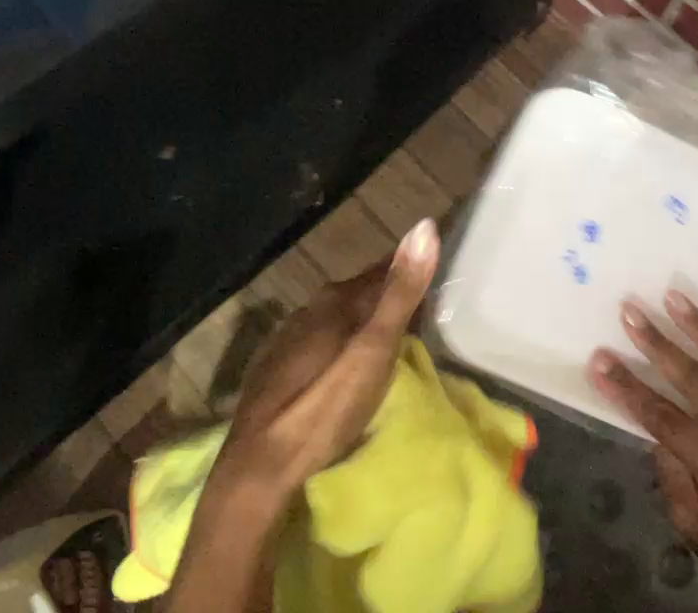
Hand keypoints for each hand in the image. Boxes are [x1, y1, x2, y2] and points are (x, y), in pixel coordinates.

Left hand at [219, 217, 441, 497]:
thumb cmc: (323, 409)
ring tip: (392, 333)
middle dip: (388, 295)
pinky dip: (341, 344)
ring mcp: (287, 342)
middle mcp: (307, 312)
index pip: (381, 271)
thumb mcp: (373, 352)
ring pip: (336, 319)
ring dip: (363, 321)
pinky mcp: (276, 372)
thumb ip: (400, 294)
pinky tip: (348, 363)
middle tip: (424, 305)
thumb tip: (425, 226)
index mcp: (333, 303)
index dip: (410, 270)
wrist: (257, 470)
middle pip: (357, 295)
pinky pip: (319, 343)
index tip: (439, 270)